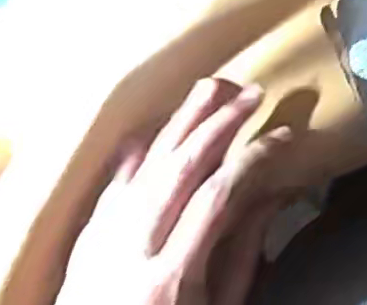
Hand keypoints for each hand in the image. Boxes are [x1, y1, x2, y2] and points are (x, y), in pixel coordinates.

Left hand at [59, 79, 293, 304]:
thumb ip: (243, 254)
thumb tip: (273, 190)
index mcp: (169, 280)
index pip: (217, 195)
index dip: (254, 157)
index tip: (284, 135)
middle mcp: (130, 254)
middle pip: (180, 168)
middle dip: (220, 123)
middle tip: (254, 93)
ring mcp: (99, 246)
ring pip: (145, 165)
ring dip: (182, 120)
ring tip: (214, 87)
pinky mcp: (83, 244)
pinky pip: (110, 184)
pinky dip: (134, 153)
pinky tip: (155, 127)